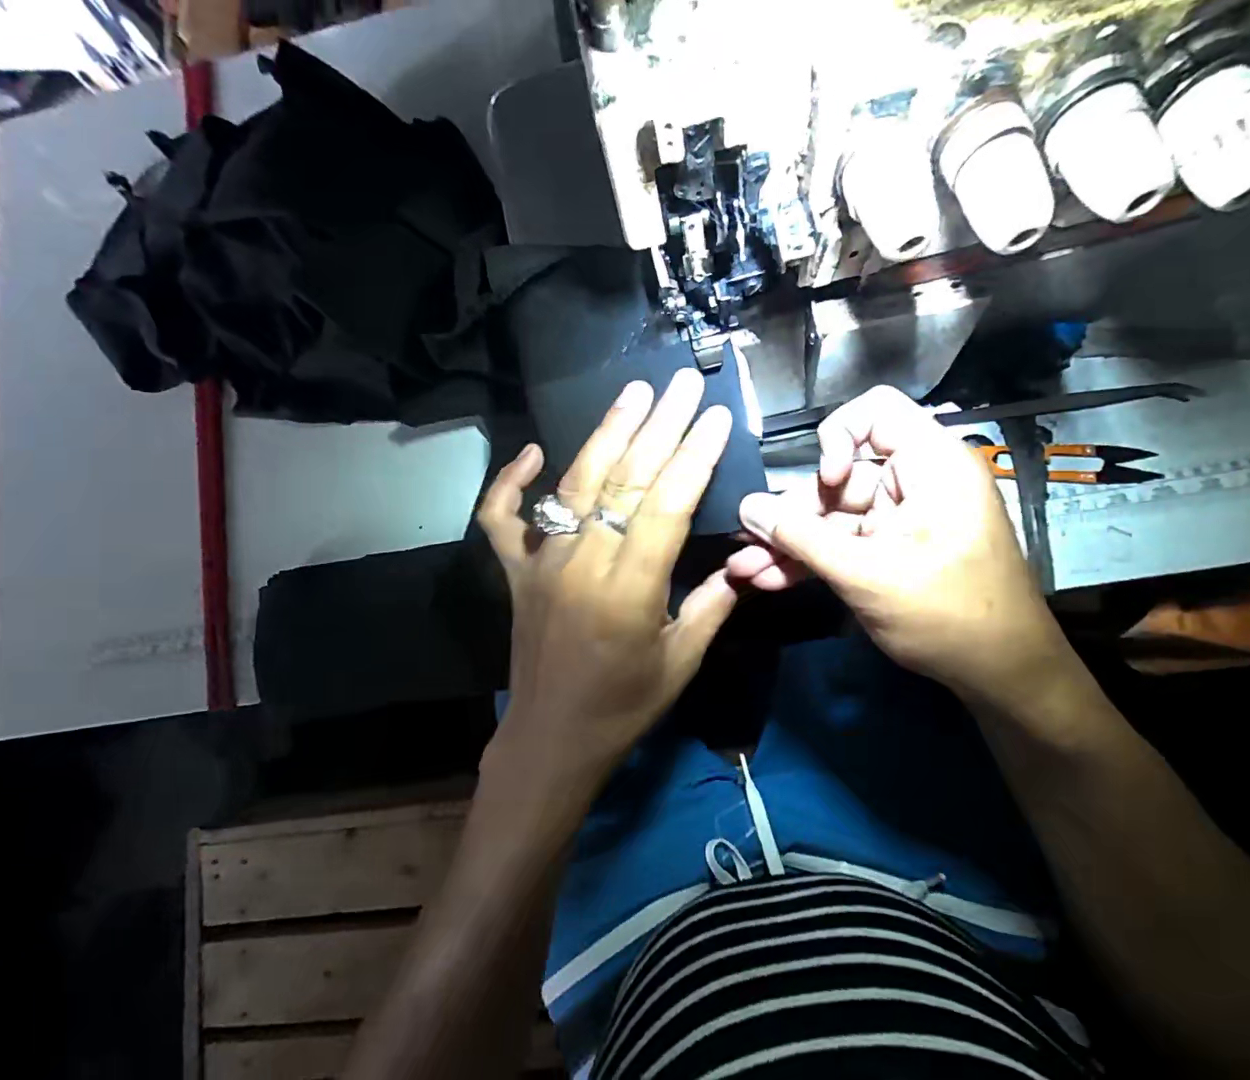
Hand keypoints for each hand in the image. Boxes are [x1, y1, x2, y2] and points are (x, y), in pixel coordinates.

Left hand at [477, 369, 737, 787]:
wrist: (552, 738)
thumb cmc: (625, 705)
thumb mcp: (682, 660)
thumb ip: (713, 603)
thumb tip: (746, 559)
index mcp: (629, 589)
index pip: (667, 505)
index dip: (694, 457)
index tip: (715, 417)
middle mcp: (582, 563)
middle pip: (624, 481)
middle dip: (659, 426)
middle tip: (681, 383)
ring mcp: (541, 564)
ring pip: (574, 485)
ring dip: (606, 434)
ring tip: (634, 392)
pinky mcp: (516, 573)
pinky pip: (503, 520)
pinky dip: (510, 483)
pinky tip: (532, 452)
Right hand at [726, 386, 1066, 704]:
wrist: (1001, 674)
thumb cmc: (947, 614)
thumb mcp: (867, 574)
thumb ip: (802, 538)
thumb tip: (747, 508)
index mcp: (931, 465)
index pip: (877, 412)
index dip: (838, 436)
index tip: (825, 480)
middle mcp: (917, 482)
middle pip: (844, 476)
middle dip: (792, 513)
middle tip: (746, 543)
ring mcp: (905, 520)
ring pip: (837, 516)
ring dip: (793, 543)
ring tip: (745, 570)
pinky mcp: (895, 552)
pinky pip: (848, 543)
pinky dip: (816, 560)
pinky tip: (772, 579)